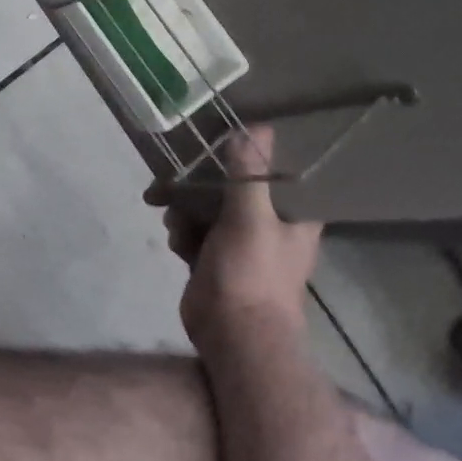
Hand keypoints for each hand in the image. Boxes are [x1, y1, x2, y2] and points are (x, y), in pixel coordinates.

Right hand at [151, 127, 319, 346]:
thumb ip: (248, 175)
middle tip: (168, 186)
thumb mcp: (249, 219)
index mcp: (293, 216)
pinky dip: (181, 233)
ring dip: (183, 212)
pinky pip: (192, 229)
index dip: (245, 158)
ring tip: (175, 227)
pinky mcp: (213, 257)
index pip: (272, 174)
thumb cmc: (251, 274)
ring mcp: (239, 243)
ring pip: (203, 207)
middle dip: (195, 188)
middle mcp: (269, 225)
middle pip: (227, 188)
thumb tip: (256, 128)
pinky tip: (177, 245)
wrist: (233, 332)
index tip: (215, 146)